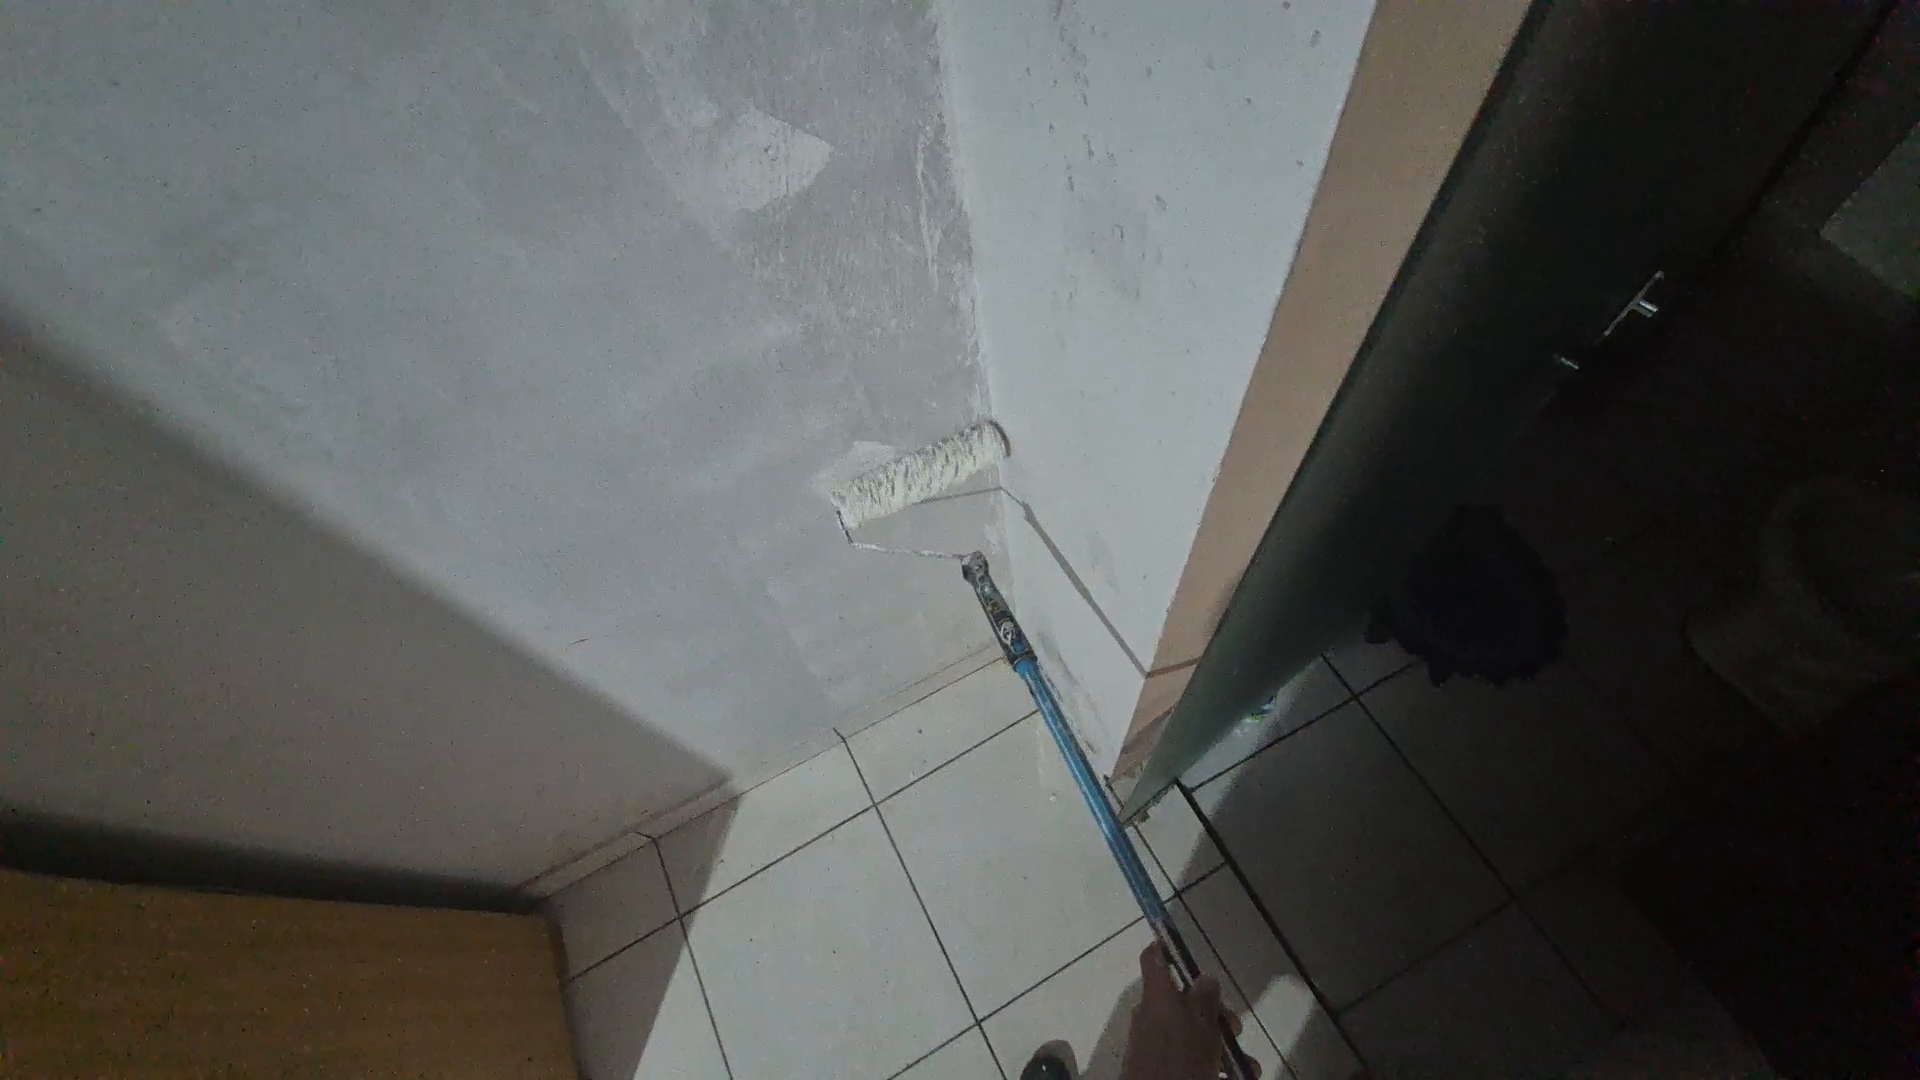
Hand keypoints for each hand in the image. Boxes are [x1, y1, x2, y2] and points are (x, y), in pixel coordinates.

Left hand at [1120, 943, 1259, 1079]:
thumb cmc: (1180, 1060)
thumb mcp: (1200, 1027)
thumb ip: (1205, 999)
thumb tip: (1206, 977)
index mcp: (1157, 996)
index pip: (1155, 959)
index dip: (1167, 947)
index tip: (1182, 944)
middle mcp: (1153, 1014)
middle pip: (1183, 999)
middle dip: (1214, 1010)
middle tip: (1235, 1026)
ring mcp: (1156, 1041)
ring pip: (1192, 1030)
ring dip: (1221, 1041)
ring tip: (1246, 1061)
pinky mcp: (1162, 1065)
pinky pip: (1190, 1055)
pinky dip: (1214, 1062)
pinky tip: (1240, 1074)